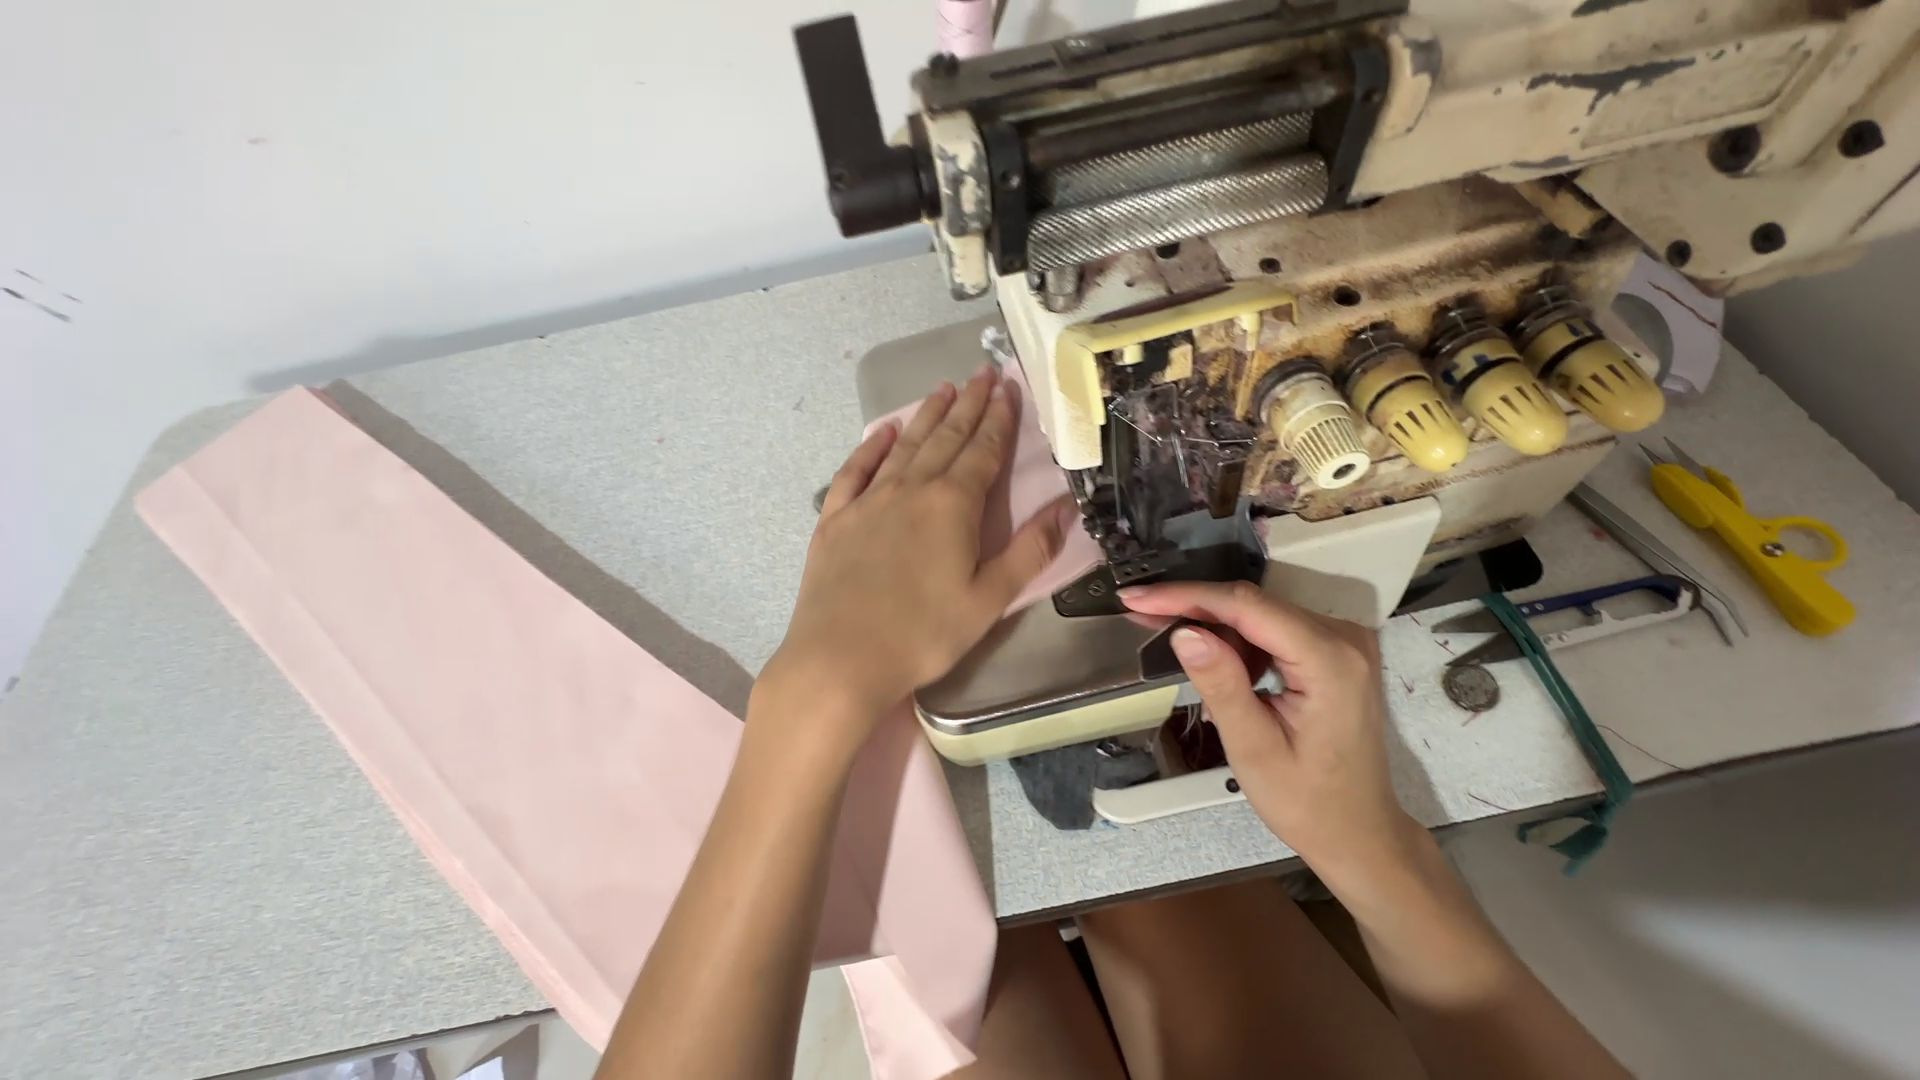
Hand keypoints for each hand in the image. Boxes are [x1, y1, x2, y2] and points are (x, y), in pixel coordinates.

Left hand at [758, 366, 1070, 745]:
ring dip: (926, 416)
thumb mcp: (989, 599)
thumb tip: (1065, 507)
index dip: (999, 419)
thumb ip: (1029, 551)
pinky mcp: (835, 518)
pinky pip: (854, 471)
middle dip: (968, 405)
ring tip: (943, 389)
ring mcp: (868, 500)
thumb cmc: (923, 634)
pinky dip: (870, 447)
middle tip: (982, 373)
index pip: (983, 451)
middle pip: (945, 438)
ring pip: (904, 446)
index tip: (1008, 388)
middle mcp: (910, 489)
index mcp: (952, 505)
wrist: (840, 658)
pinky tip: (881, 432)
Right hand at [1120, 581, 1420, 889]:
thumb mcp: (1253, 748)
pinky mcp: (1336, 651)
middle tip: (1140, 614)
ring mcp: (1343, 641)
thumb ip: (1221, 685)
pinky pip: (1275, 629)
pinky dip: (1240, 643)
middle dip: (1193, 608)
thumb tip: (1184, 633)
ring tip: (1177, 653)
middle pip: (1253, 604)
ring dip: (1214, 629)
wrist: (1358, 832)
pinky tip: (1222, 673)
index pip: (1246, 606)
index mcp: (1330, 660)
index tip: (1136, 598)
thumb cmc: (1307, 802)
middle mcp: (1343, 637)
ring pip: (1260, 614)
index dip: (1186, 596)